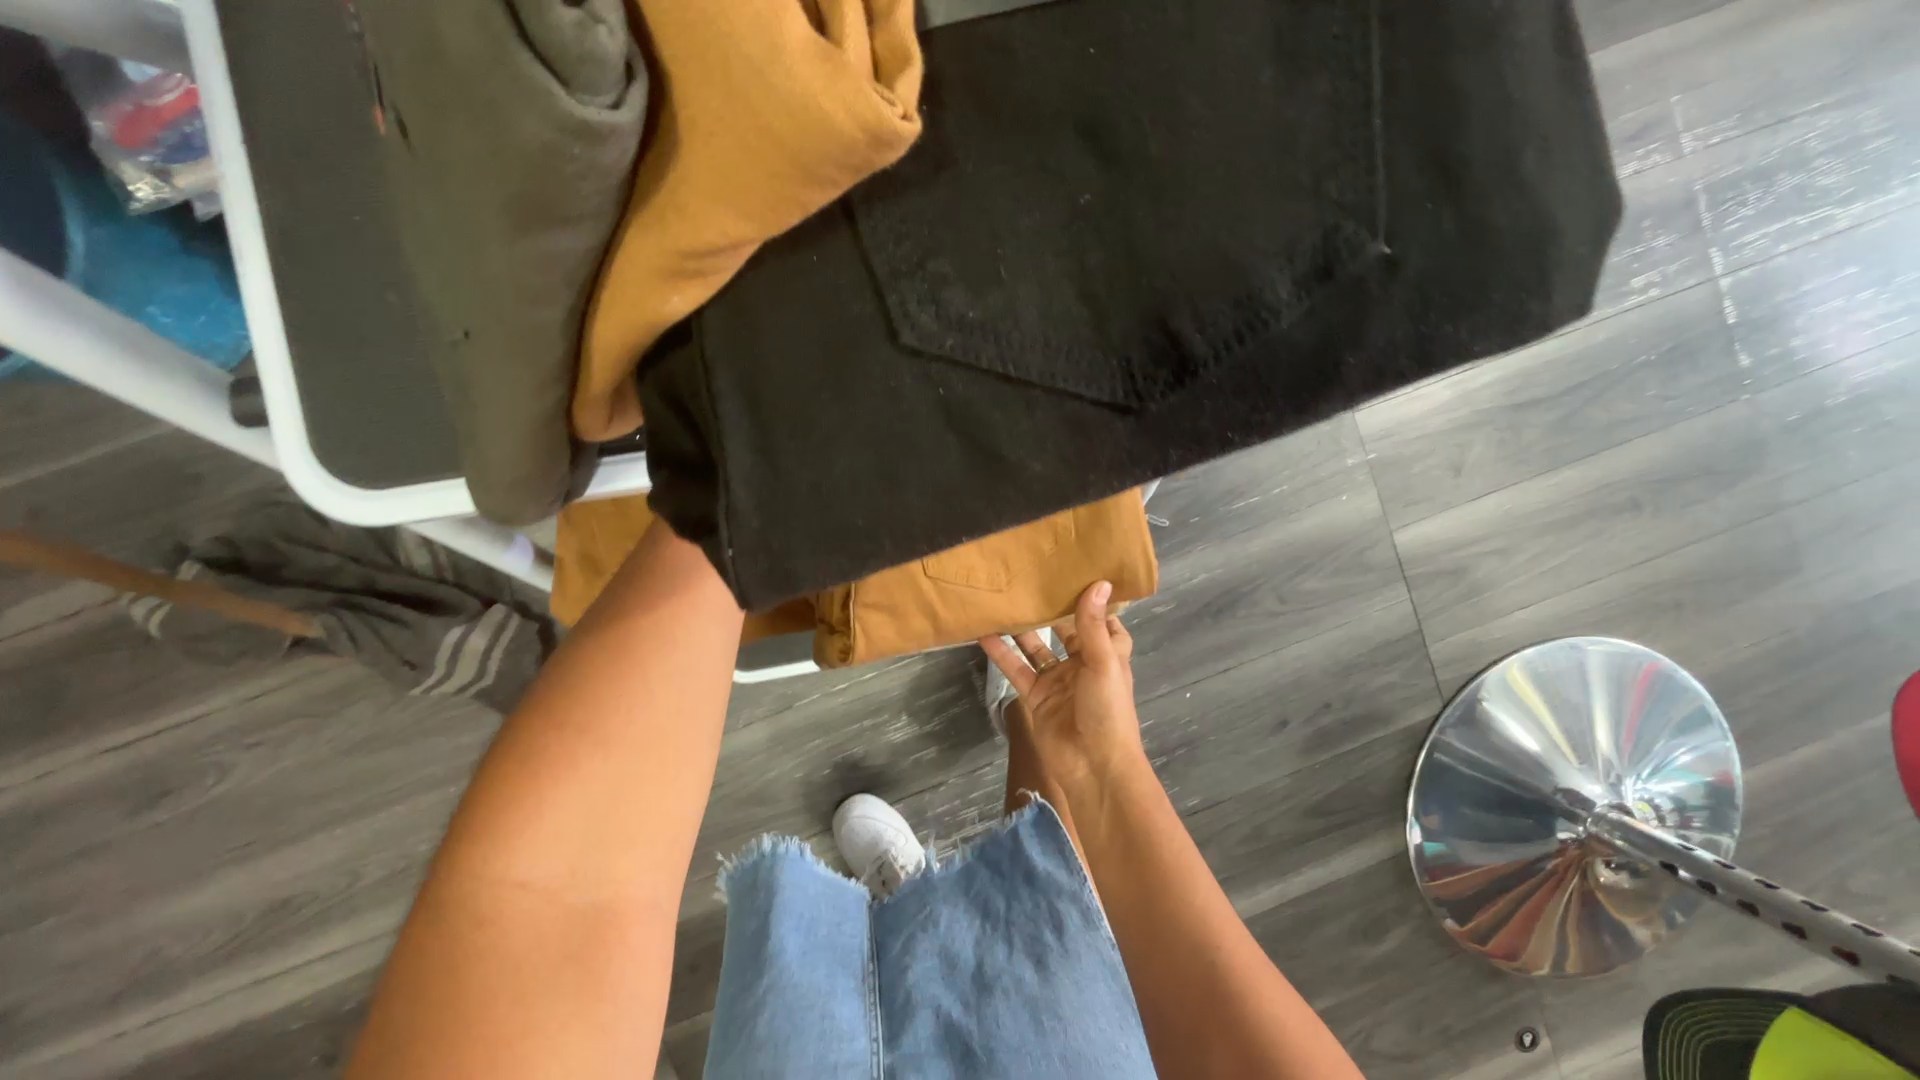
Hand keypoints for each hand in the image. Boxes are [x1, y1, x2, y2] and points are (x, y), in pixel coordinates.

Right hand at [979, 580, 1148, 799]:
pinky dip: (1001, 653)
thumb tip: (1099, 581)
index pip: (1100, 621)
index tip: (1075, 570)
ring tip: (1001, 600)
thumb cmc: (1108, 711)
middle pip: (1064, 630)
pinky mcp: (1035, 697)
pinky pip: (1016, 669)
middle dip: (1049, 609)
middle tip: (1027, 577)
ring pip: (1035, 648)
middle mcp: (1082, 664)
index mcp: (1107, 654)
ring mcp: (1057, 681)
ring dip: (1020, 628)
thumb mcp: (1104, 663)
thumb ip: (1093, 625)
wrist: (1093, 767)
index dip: (1090, 599)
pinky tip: (984, 633)